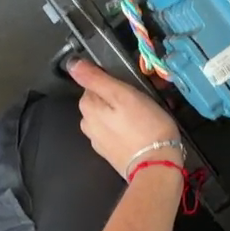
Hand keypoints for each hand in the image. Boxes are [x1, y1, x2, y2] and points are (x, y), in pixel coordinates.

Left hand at [68, 60, 180, 174]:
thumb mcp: (122, 94)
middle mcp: (87, 124)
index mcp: (87, 107)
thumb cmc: (144, 126)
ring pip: (108, 117)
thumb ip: (96, 78)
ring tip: (143, 117)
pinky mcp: (111, 153)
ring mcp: (98, 141)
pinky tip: (139, 132)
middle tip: (141, 102)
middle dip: (117, 98)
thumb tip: (72, 64)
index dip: (113, 82)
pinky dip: (124, 129)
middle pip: (100, 101)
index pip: (94, 83)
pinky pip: (115, 133)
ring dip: (121, 114)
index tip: (131, 87)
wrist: (157, 166)